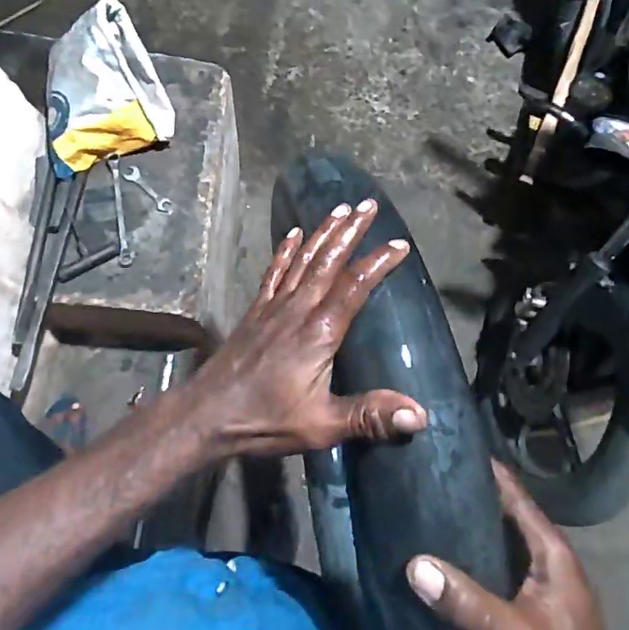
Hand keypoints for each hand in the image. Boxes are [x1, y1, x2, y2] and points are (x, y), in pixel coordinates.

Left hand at [186, 198, 423, 456]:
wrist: (207, 415)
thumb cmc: (267, 420)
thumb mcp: (323, 425)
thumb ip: (370, 415)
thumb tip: (421, 416)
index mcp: (320, 331)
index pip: (355, 285)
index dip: (378, 262)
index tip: (399, 243)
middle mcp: (299, 308)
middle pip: (328, 260)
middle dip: (350, 230)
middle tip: (368, 204)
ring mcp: (274, 306)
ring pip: (303, 259)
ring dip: (323, 232)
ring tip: (340, 208)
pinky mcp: (257, 310)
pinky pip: (274, 272)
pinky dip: (285, 250)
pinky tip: (294, 233)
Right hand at [406, 460, 613, 629]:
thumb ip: (467, 601)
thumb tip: (415, 563)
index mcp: (552, 549)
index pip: (514, 492)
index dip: (483, 469)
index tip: (446, 448)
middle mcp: (548, 557)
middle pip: (504, 514)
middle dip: (468, 498)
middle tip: (426, 479)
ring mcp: (542, 584)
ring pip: (500, 543)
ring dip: (469, 530)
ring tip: (427, 511)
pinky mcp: (533, 607)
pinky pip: (499, 569)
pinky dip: (475, 560)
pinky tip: (446, 560)